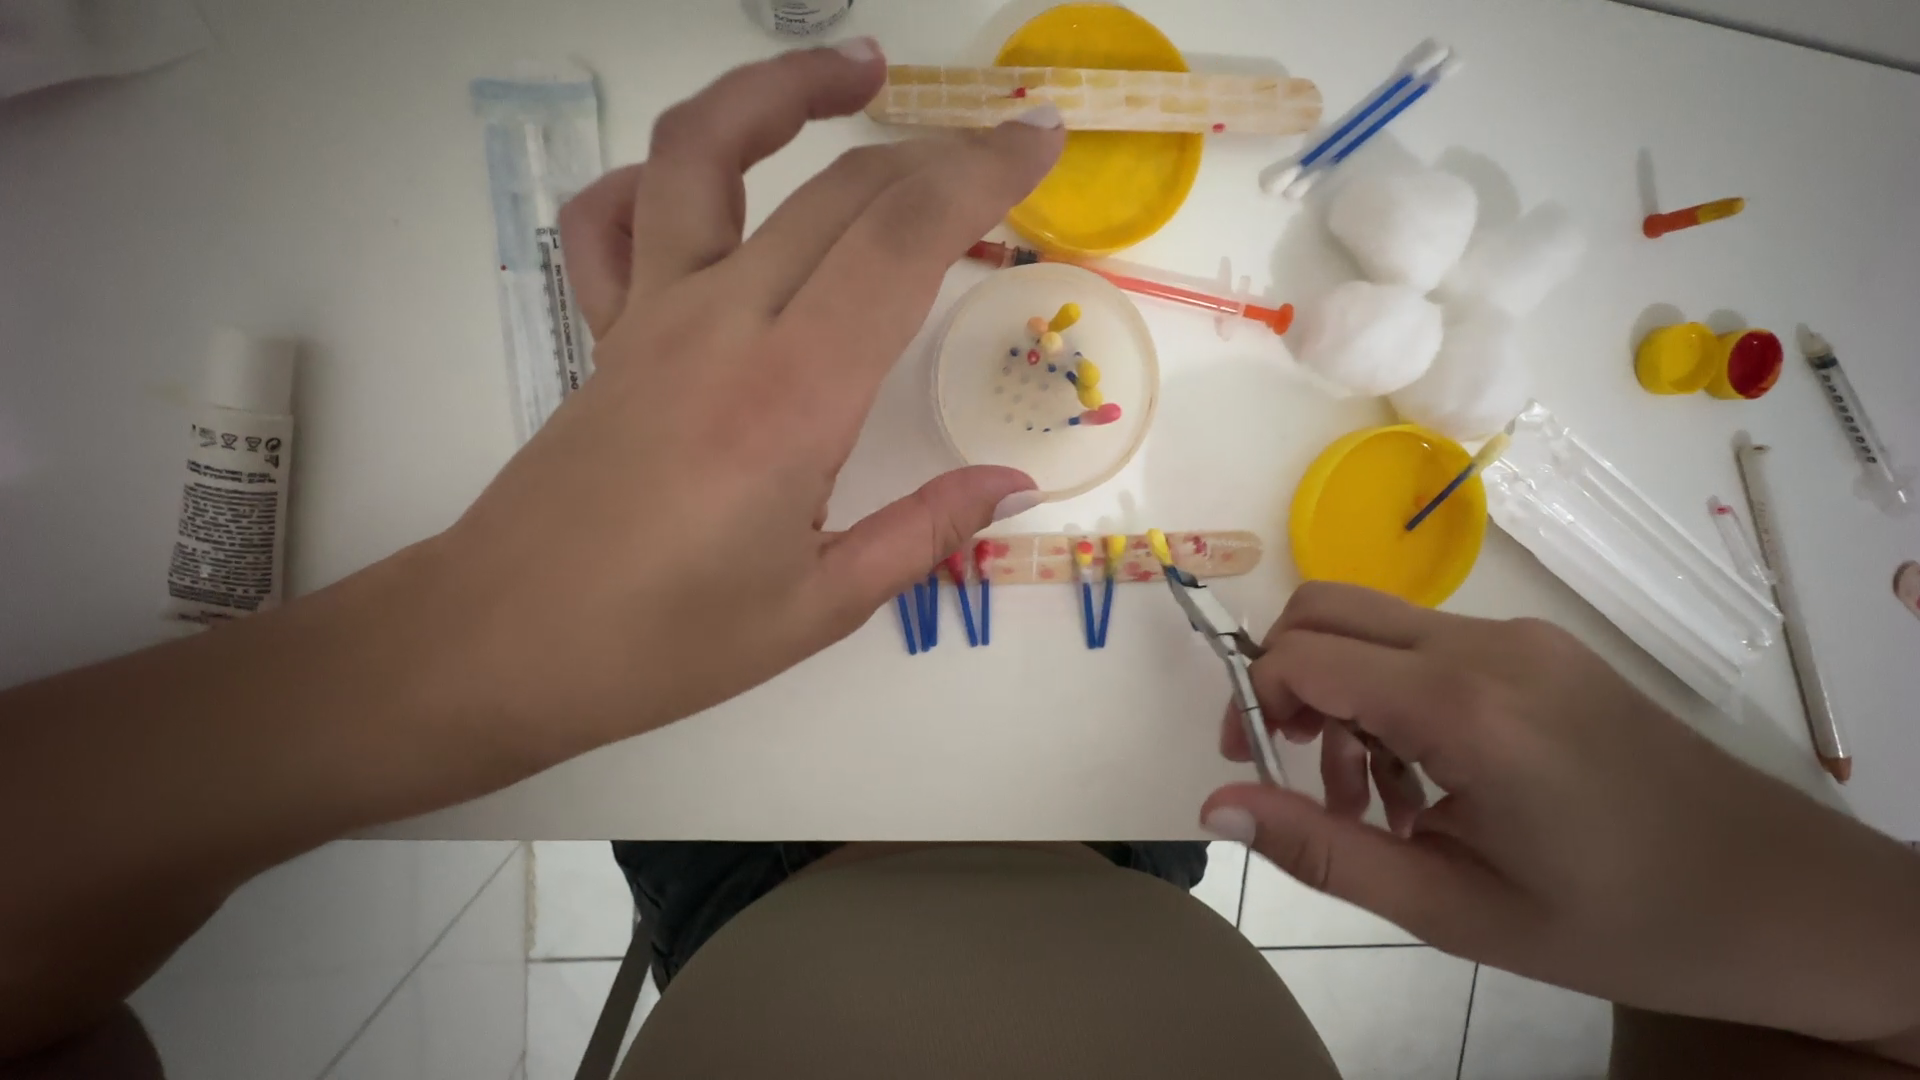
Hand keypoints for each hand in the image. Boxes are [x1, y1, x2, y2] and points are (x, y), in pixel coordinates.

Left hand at [428, 43, 1063, 757]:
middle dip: (936, 151)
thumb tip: (1013, 484)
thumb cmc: (666, 641)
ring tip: (857, 72)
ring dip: (785, 92)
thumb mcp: (820, 605)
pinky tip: (706, 182)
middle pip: (839, 190)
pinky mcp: (604, 330)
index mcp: (793, 398)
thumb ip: (926, 531)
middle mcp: (722, 327)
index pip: (901, 241)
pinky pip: (614, 218)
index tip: (1037, 144)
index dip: (979, 175)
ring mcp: (650, 316)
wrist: (502, 643)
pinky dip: (659, 175)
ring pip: (709, 155)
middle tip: (1002, 146)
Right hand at [1201, 583, 1919, 1051]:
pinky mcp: (1534, 646)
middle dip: (1280, 675)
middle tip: (1291, 756)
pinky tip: (1420, 771)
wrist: (1795, 903)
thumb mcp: (1450, 910)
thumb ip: (1320, 850)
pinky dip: (1386, 691)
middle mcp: (1485, 644)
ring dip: (1337, 690)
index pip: (1303, 653)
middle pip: (1324, 607)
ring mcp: (1516, 637)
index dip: (1254, 699)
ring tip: (1370, 794)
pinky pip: (1420, 643)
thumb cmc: (1619, 924)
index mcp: (1465, 707)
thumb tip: (1214, 806)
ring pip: (1369, 625)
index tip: (1254, 761)